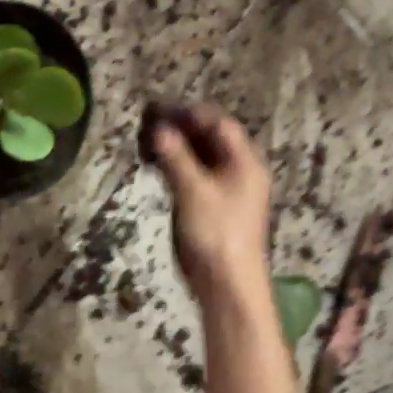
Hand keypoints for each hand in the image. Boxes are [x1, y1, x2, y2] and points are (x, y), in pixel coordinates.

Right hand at [143, 102, 269, 295]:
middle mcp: (239, 172)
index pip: (220, 125)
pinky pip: (195, 176)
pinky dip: (177, 167)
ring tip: (148, 143)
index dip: (191, 114)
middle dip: (182, 129)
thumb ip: (176, 158)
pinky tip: (157, 168)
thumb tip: (159, 129)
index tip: (160, 110)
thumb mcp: (193, 192)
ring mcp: (227, 191)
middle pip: (212, 140)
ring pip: (202, 158)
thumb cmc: (215, 233)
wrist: (227, 282)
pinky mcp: (212, 208)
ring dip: (177, 148)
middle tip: (149, 124)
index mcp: (245, 163)